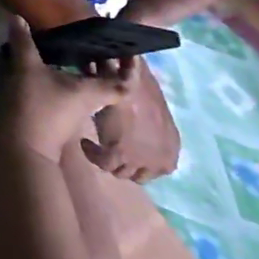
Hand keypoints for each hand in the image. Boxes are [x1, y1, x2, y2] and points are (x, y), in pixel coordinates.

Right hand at [0, 17, 133, 162]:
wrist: (22, 147)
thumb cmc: (36, 107)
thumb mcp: (27, 69)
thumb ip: (23, 42)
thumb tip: (17, 17)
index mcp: (93, 91)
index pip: (125, 83)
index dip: (131, 67)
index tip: (128, 49)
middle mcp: (89, 102)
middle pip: (107, 83)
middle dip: (105, 63)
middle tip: (96, 42)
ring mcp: (74, 111)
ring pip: (89, 88)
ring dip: (86, 70)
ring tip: (74, 50)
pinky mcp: (58, 117)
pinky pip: (72, 93)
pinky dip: (70, 80)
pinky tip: (53, 69)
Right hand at [83, 60, 178, 180]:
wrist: (131, 83)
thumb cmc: (144, 91)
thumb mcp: (154, 117)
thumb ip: (149, 134)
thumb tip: (135, 137)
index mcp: (172, 151)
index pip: (154, 170)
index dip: (137, 162)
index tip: (123, 151)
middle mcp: (160, 161)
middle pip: (137, 175)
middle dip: (123, 165)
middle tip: (108, 150)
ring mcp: (141, 159)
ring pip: (119, 172)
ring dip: (106, 160)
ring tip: (94, 147)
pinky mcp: (120, 154)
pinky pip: (102, 163)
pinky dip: (92, 153)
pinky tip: (86, 142)